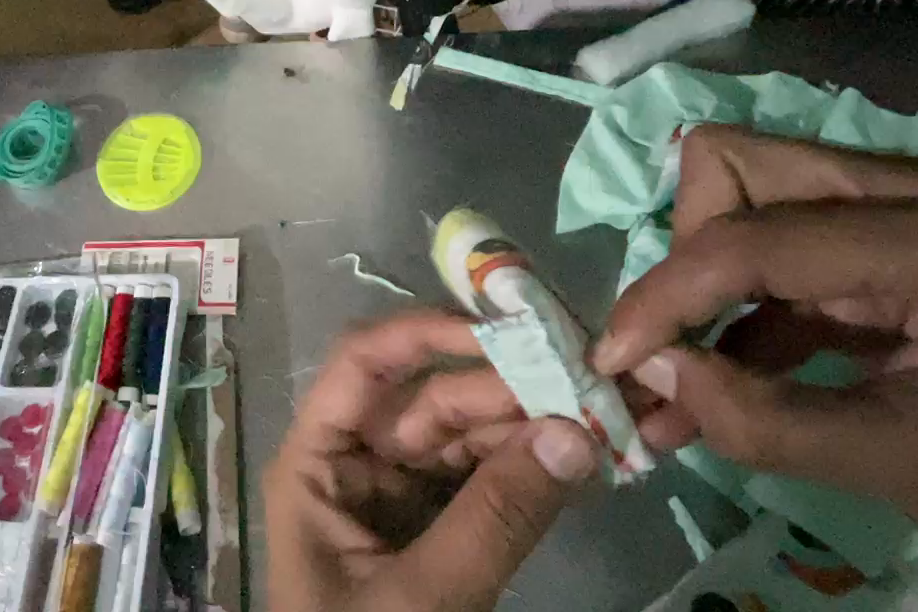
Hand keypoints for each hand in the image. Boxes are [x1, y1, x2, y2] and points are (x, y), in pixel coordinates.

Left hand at [264, 310, 599, 611]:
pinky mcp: (432, 528)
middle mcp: (354, 461)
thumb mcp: (422, 597)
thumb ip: (497, 517)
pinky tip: (580, 460)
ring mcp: (395, 493)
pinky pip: (480, 481)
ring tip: (598, 418)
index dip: (424, 334)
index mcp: (318, 458)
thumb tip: (574, 432)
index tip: (502, 332)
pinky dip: (527, 471)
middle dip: (500, 388)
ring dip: (525, 426)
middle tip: (582, 380)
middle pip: (426, 400)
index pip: (363, 365)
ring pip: (461, 437)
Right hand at [592, 125, 917, 611]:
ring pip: (741, 193)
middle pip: (739, 166)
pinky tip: (705, 377)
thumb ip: (768, 422)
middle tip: (666, 342)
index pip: (759, 238)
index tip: (613, 359)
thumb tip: (647, 374)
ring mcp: (900, 210)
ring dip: (693, 280)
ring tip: (665, 371)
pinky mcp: (880, 241)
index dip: (668, 296)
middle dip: (683, 255)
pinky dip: (726, 310)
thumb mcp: (917, 472)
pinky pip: (769, 247)